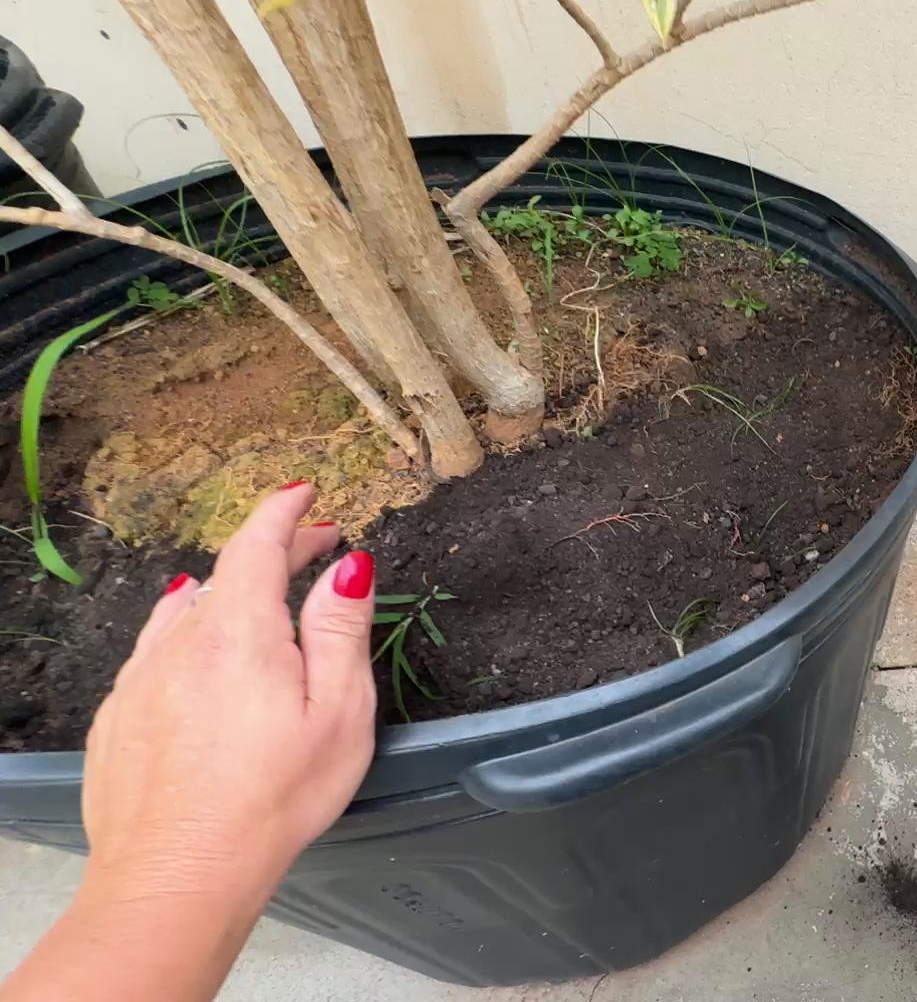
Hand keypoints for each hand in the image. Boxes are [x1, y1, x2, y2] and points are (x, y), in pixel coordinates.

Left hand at [80, 482, 377, 907]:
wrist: (180, 875)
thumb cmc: (281, 788)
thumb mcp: (340, 704)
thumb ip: (339, 627)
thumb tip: (349, 565)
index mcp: (238, 640)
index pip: (253, 551)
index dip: (280, 514)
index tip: (304, 490)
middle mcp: (177, 650)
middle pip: (224, 576)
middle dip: (274, 547)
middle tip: (323, 541)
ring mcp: (139, 685)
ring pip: (185, 610)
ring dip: (234, 585)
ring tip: (272, 585)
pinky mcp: (119, 718)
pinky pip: (157, 648)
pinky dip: (194, 623)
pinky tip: (210, 639)